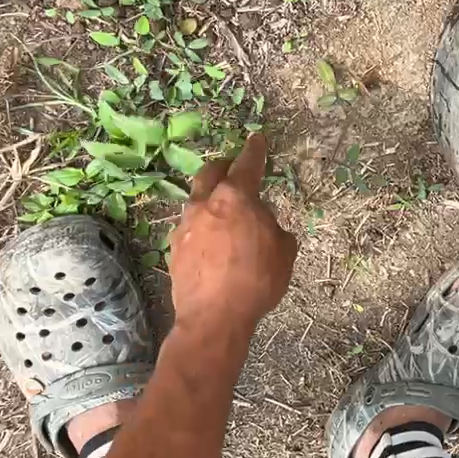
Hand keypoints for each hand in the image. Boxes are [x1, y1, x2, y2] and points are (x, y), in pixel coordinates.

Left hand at [167, 133, 297, 336]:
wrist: (214, 318)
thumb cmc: (257, 280)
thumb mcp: (284, 250)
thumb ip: (274, 228)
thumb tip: (264, 225)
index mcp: (236, 197)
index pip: (247, 163)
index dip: (255, 150)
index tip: (257, 139)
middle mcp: (206, 204)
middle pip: (211, 172)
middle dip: (224, 166)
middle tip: (236, 169)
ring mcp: (185, 226)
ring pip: (197, 199)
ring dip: (212, 198)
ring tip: (226, 212)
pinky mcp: (174, 249)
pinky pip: (191, 226)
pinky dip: (204, 226)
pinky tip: (215, 241)